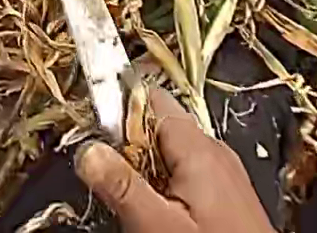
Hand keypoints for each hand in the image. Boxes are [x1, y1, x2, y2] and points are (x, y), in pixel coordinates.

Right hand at [75, 86, 274, 232]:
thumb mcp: (160, 228)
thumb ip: (121, 185)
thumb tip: (85, 149)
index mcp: (199, 145)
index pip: (146, 96)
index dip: (116, 110)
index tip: (96, 138)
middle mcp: (215, 151)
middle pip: (156, 124)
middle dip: (128, 146)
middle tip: (115, 183)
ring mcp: (227, 177)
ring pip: (170, 153)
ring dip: (146, 171)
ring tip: (137, 206)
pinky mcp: (231, 203)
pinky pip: (187, 177)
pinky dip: (167, 188)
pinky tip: (163, 219)